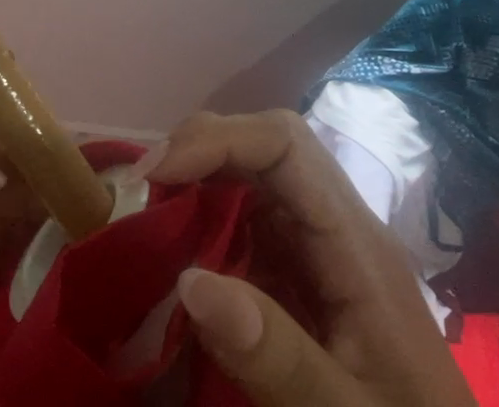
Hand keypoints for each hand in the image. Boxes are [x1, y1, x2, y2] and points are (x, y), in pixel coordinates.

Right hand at [148, 110, 475, 406]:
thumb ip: (278, 358)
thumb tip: (190, 279)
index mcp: (357, 245)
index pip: (284, 144)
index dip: (213, 141)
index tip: (154, 177)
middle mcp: (336, 227)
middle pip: (261, 144)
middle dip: (194, 151)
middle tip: (141, 194)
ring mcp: (317, 245)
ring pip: (247, 173)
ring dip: (190, 181)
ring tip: (146, 218)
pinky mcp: (298, 267)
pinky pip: (242, 215)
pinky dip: (197, 216)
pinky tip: (173, 251)